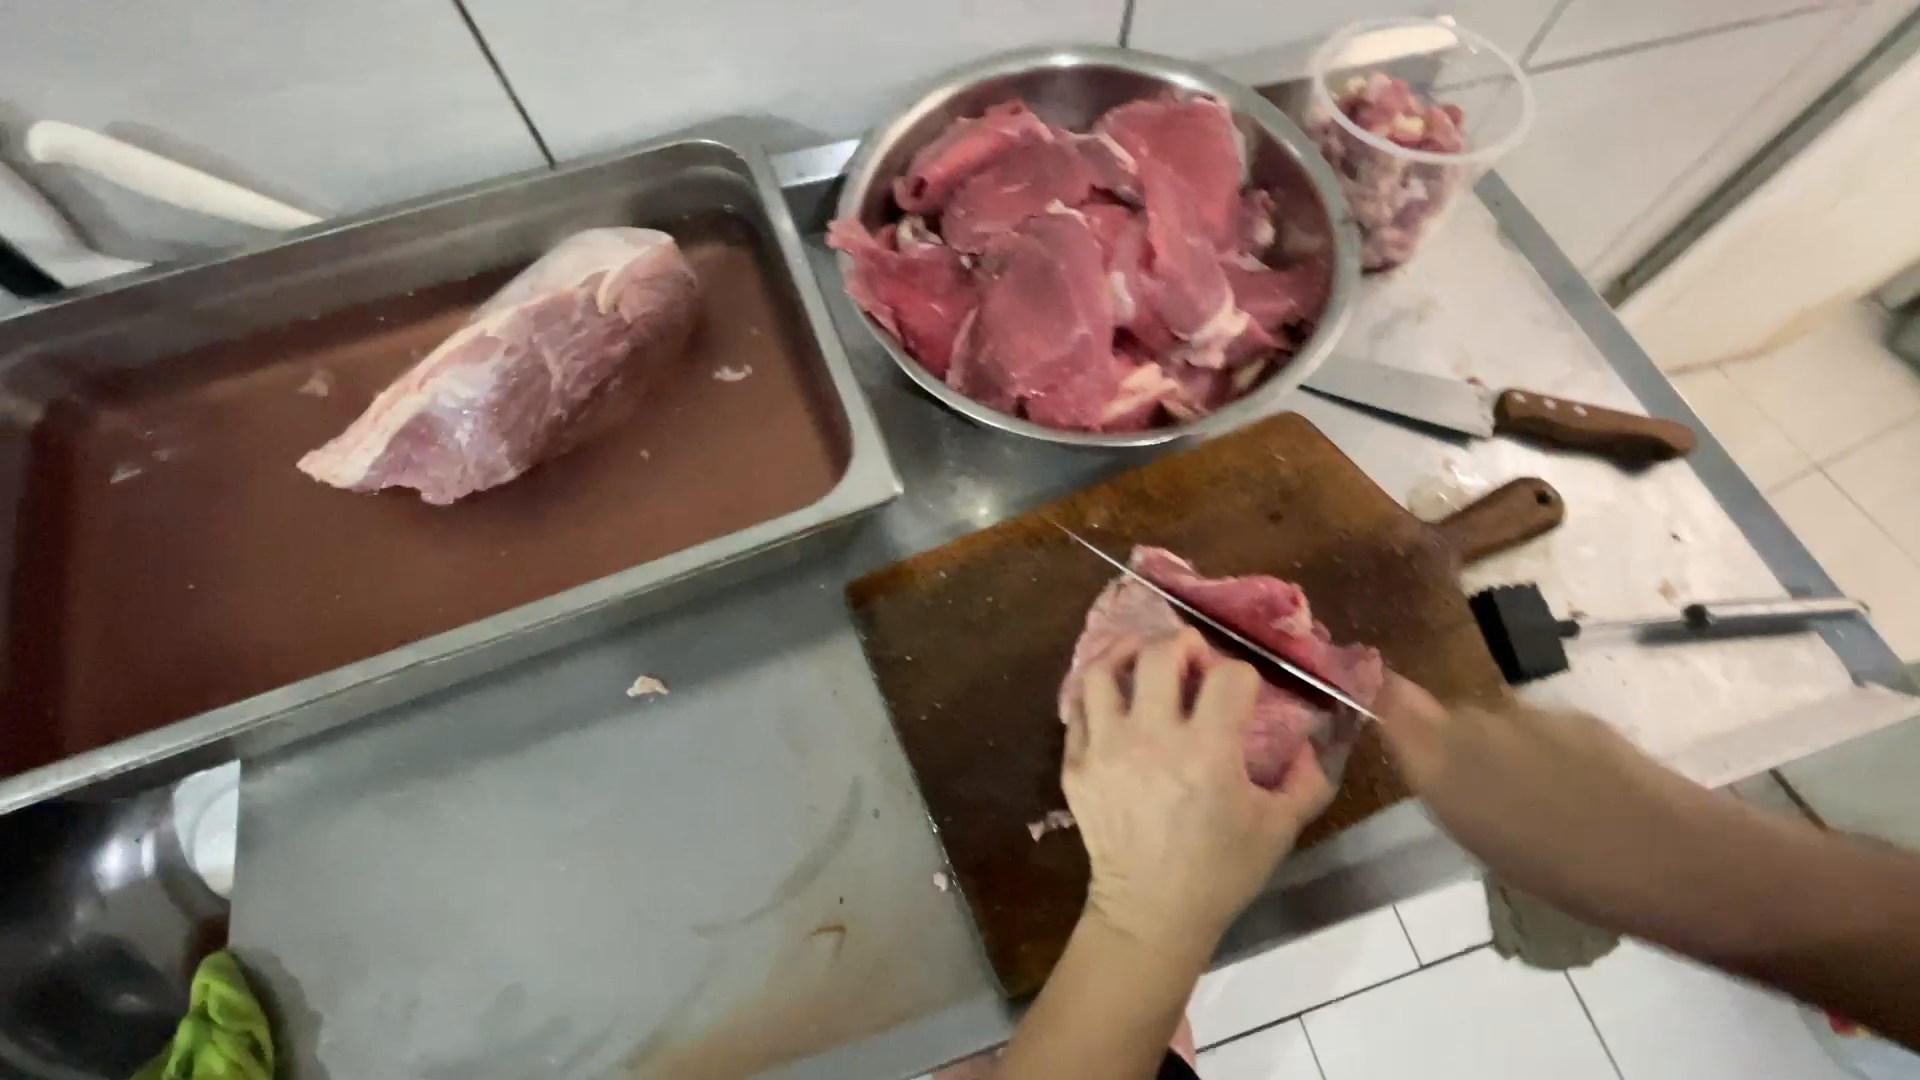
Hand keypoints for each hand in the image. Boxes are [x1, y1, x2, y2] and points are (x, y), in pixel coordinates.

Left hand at [1062, 630, 1335, 951]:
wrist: (1149, 911)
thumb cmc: (1220, 871)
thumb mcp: (1279, 828)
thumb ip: (1305, 779)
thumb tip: (1309, 739)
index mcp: (1207, 752)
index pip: (1228, 676)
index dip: (1242, 674)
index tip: (1242, 689)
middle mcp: (1151, 739)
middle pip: (1158, 654)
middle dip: (1182, 643)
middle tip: (1192, 656)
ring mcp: (1104, 749)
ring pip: (1103, 670)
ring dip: (1126, 654)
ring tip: (1142, 658)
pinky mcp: (1075, 764)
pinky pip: (1078, 708)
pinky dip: (1097, 694)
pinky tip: (1115, 698)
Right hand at [1371, 672, 1701, 911]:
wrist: (1683, 864)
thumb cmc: (1560, 867)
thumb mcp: (1474, 833)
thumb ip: (1436, 777)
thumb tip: (1409, 736)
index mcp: (1437, 754)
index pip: (1389, 694)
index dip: (1376, 687)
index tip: (1363, 694)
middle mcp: (1475, 722)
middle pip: (1445, 716)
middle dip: (1450, 742)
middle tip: (1472, 793)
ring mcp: (1531, 718)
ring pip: (1497, 728)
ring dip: (1502, 755)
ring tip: (1532, 807)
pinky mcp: (1582, 723)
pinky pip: (1544, 735)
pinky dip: (1548, 760)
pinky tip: (1577, 802)